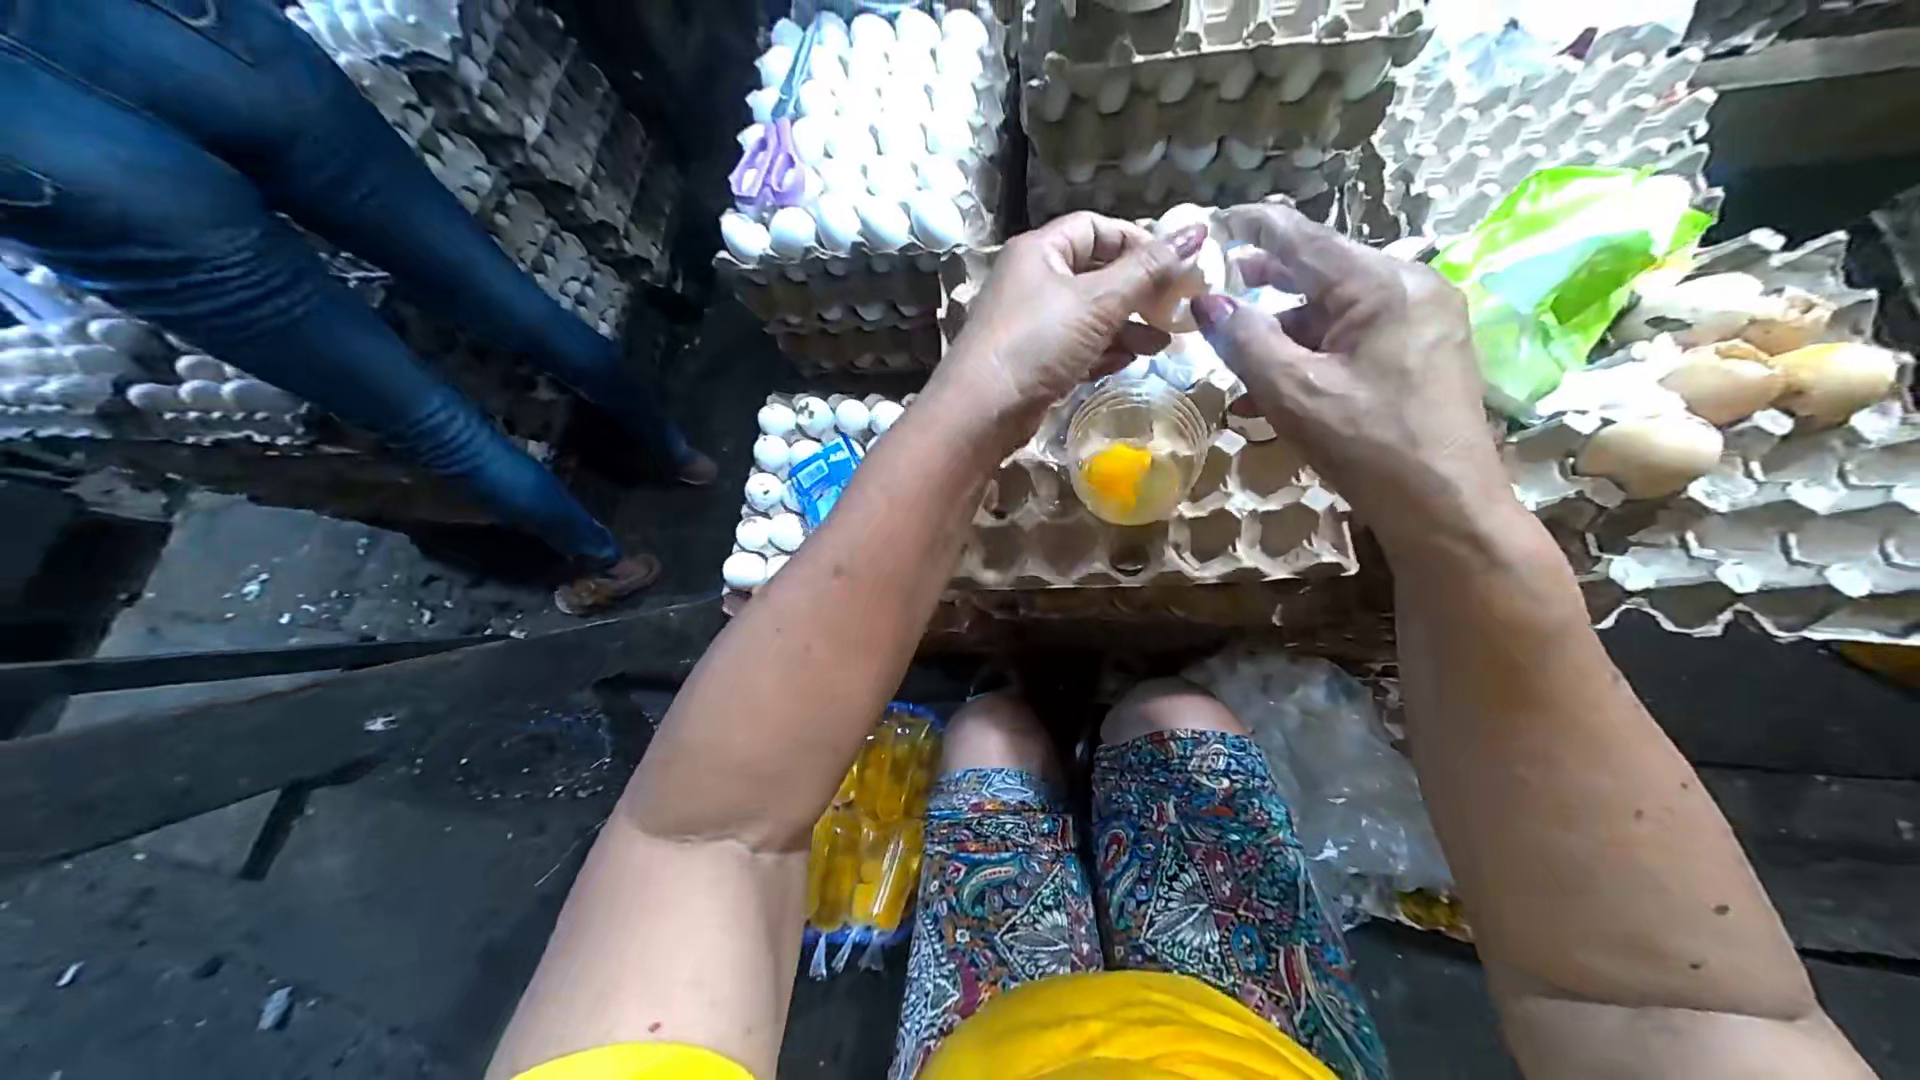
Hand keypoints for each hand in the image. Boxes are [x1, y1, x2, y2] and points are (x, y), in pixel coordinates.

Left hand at [928, 211, 1205, 446]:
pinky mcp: (1034, 362)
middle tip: (1174, 309)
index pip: (1097, 228)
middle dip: (1138, 292)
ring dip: (1127, 327)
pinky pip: (1077, 348)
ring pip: (1090, 316)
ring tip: (1162, 344)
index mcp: (1041, 252)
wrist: (982, 411)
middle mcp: (1034, 282)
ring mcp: (1032, 324)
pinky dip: (1103, 352)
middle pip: (1097, 274)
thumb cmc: (1037, 343)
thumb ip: (1148, 270)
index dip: (1138, 242)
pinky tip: (1127, 362)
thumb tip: (1197, 231)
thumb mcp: (1098, 302)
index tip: (1174, 265)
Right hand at [1192, 204, 1511, 546]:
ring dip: (1282, 334)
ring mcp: (1422, 321)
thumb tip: (1206, 301)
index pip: (1304, 239)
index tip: (1216, 221)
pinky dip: (1311, 356)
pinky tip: (1276, 387)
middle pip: (1321, 274)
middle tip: (1217, 290)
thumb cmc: (1366, 443)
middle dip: (1265, 286)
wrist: (1443, 506)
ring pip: (1334, 312)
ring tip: (1238, 359)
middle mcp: (1410, 288)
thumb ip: (1244, 339)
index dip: (1255, 229)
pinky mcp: (1422, 352)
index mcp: (1383, 284)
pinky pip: (1353, 339)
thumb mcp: (1292, 390)